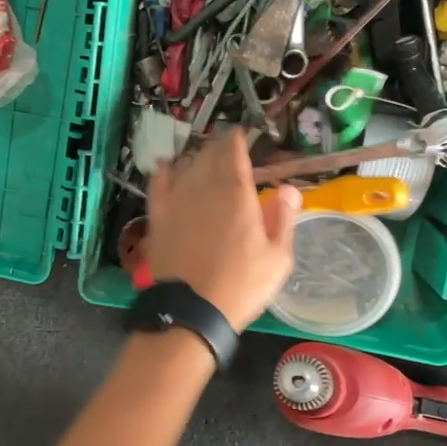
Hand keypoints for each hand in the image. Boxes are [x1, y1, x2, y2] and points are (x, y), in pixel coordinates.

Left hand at [147, 129, 298, 330]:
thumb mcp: (278, 258)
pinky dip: (164, 171)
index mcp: (237, 193)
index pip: (234, 151)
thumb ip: (283, 218)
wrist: (190, 310)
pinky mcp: (158, 216)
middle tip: (225, 146)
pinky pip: (158, 183)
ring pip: (185, 165)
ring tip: (204, 158)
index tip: (241, 135)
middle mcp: (204, 188)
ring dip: (196, 157)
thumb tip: (288, 189)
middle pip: (209, 154)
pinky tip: (167, 167)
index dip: (237, 139)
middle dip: (218, 146)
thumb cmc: (241, 285)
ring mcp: (176, 200)